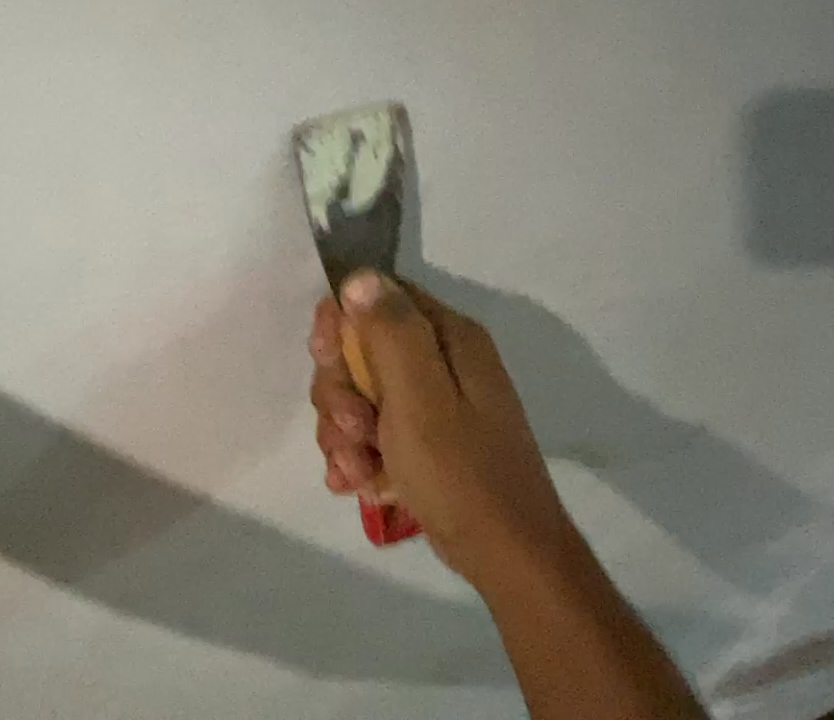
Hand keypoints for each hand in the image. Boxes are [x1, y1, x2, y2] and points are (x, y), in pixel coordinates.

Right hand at [310, 270, 578, 585]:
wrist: (506, 559)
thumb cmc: (461, 473)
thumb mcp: (419, 398)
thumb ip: (389, 333)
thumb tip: (360, 275)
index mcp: (447, 337)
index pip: (376, 297)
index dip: (340, 325)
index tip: (326, 362)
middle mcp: (439, 359)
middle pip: (357, 349)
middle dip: (339, 391)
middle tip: (350, 429)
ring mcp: (430, 400)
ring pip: (356, 393)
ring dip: (342, 431)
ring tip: (355, 469)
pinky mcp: (421, 437)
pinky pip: (368, 428)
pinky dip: (355, 453)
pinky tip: (356, 481)